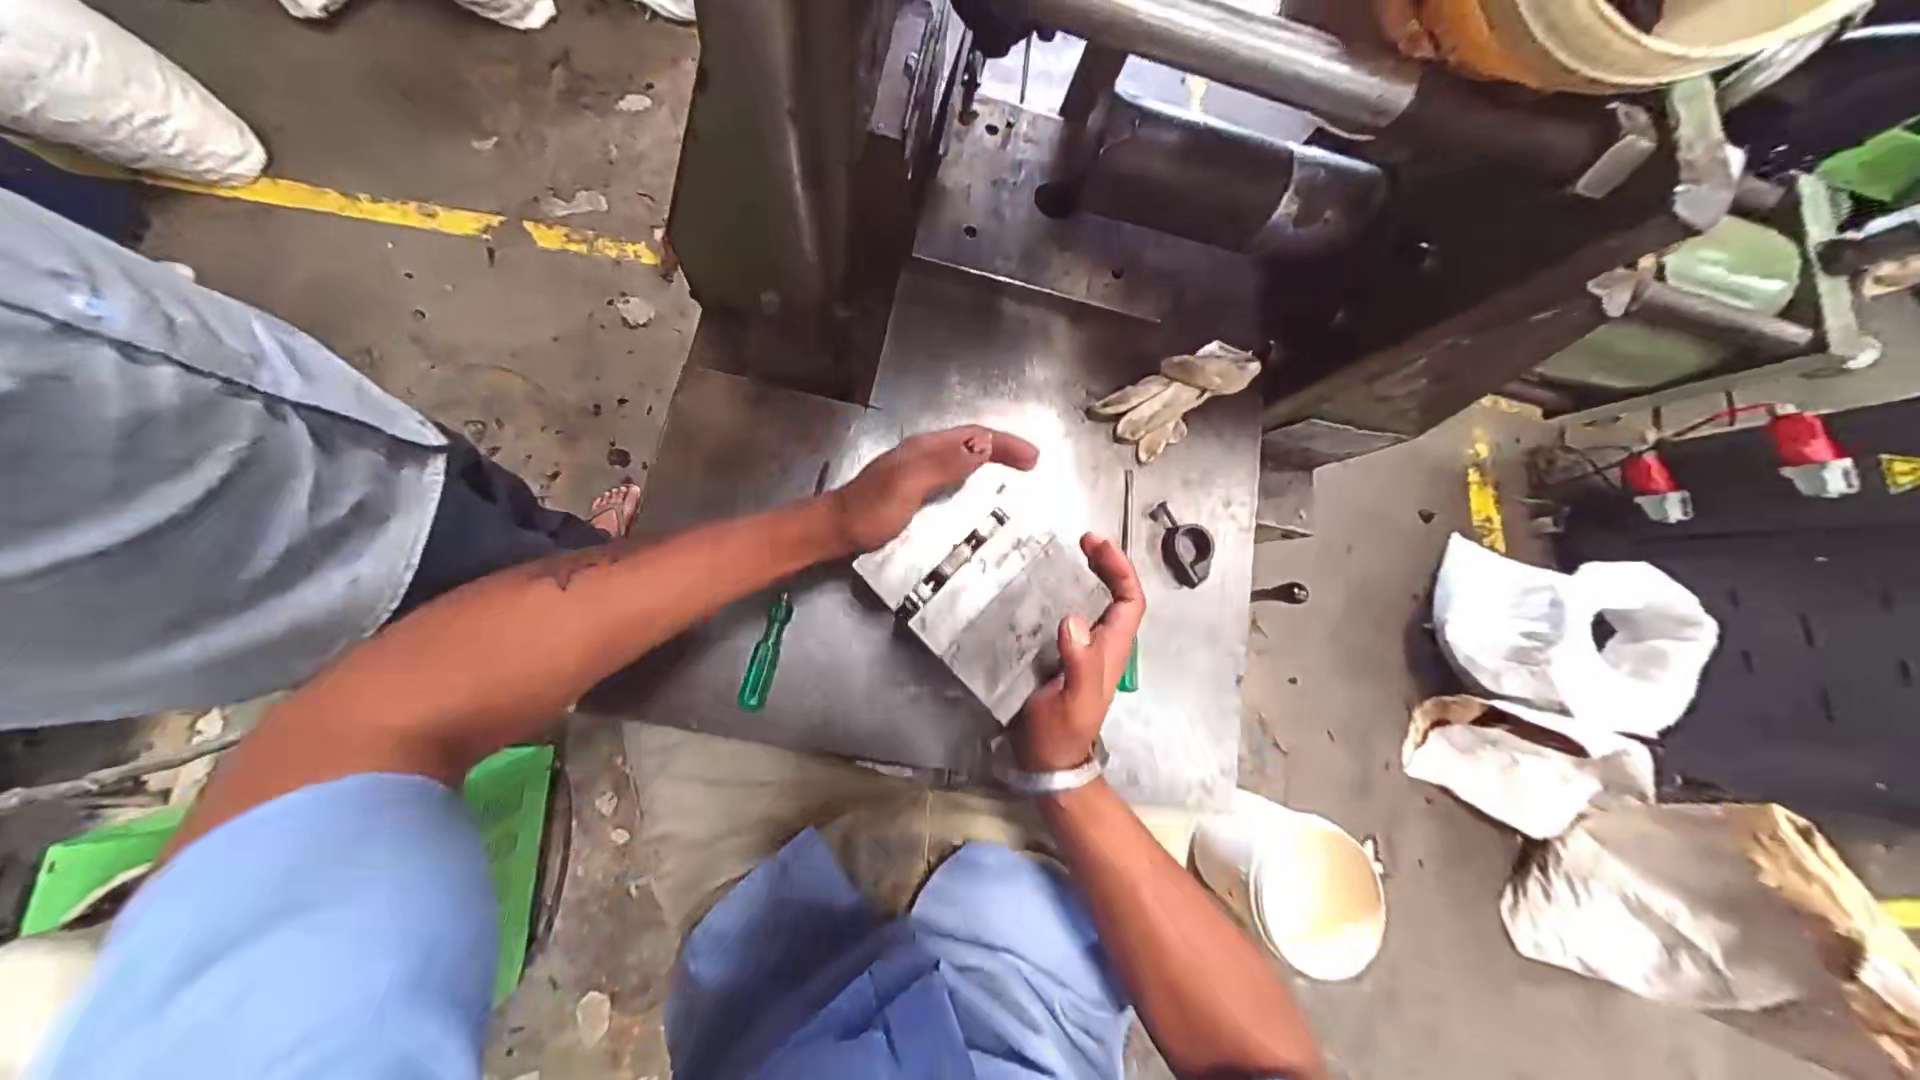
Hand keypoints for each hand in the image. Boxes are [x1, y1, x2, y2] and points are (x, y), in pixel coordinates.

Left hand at [827, 425, 1038, 553]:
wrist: (836, 530)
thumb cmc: (870, 511)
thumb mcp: (908, 485)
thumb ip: (944, 464)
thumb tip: (984, 443)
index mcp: (924, 448)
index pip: (974, 435)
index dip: (1005, 443)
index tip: (1033, 458)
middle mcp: (923, 454)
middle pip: (970, 441)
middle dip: (1002, 447)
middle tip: (1030, 464)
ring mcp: (917, 470)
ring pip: (962, 457)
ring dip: (990, 460)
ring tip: (1012, 475)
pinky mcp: (914, 489)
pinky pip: (952, 475)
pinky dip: (973, 478)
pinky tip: (976, 493)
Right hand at [1015, 533, 1144, 770]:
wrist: (1047, 761)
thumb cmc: (1063, 733)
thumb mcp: (1074, 701)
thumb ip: (1080, 664)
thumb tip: (1074, 619)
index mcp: (1111, 650)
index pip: (1129, 600)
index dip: (1120, 569)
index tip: (1097, 545)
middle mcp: (1100, 644)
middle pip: (1113, 595)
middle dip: (1103, 563)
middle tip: (1081, 540)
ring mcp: (1079, 649)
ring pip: (1089, 602)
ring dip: (1080, 576)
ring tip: (1057, 555)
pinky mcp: (1057, 654)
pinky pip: (1062, 615)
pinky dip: (1054, 596)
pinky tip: (1033, 588)